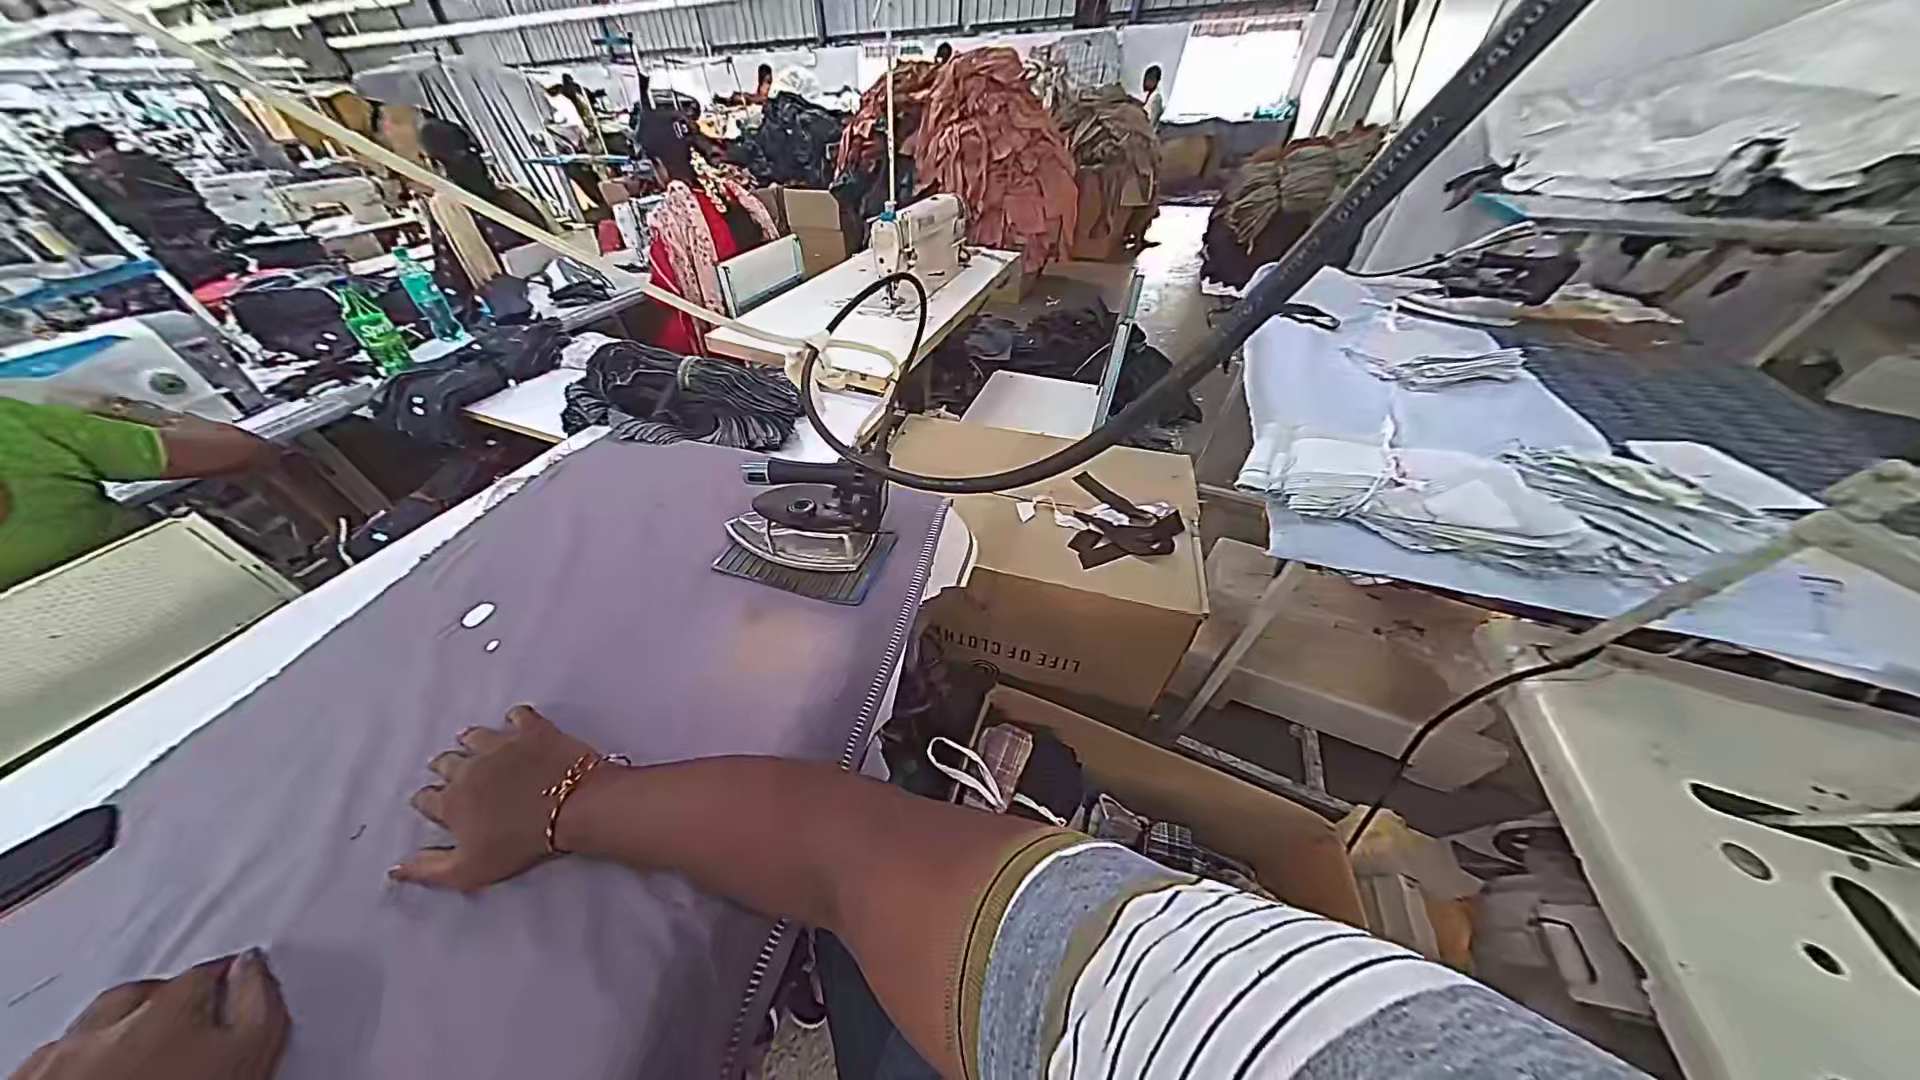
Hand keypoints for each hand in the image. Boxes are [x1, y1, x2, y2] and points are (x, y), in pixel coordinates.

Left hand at [10, 950, 287, 1079]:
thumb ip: (260, 996)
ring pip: (85, 1031)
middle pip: (139, 994)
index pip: (208, 971)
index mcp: (169, 1008)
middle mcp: (103, 1031)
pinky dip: (72, 1069)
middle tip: (187, 1022)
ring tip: (140, 1060)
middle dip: (163, 1001)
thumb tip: (251, 965)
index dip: (228, 983)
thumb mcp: (254, 1048)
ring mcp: (50, 1070)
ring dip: (113, 1034)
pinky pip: (44, 1068)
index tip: (235, 997)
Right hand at [390, 705, 597, 892]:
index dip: (428, 800)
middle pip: (447, 763)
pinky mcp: (534, 730)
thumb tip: (394, 868)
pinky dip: (517, 717)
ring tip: (473, 741)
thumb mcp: (469, 871)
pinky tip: (518, 720)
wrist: (574, 805)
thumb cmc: (523, 842)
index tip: (434, 800)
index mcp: (451, 802)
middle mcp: (470, 769)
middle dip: (445, 766)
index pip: (426, 798)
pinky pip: (520, 715)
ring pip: (477, 736)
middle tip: (451, 768)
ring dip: (473, 739)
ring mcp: (502, 745)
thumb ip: (428, 869)